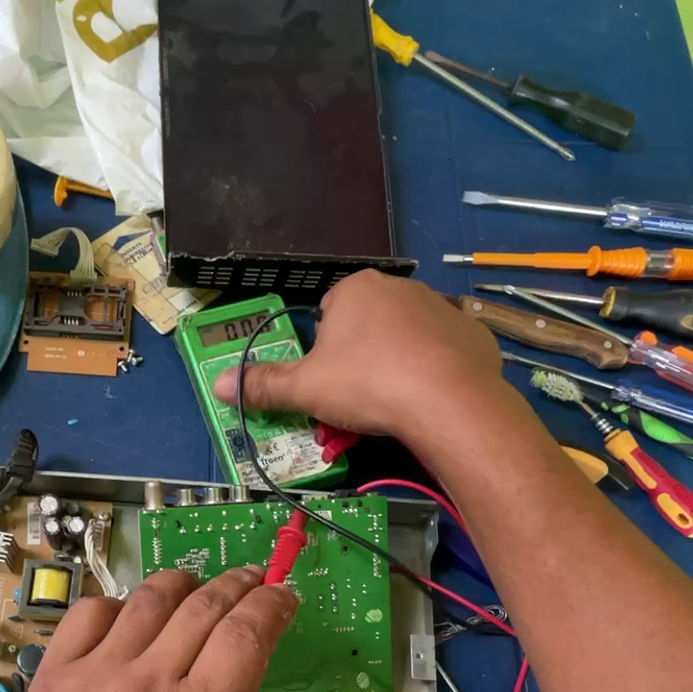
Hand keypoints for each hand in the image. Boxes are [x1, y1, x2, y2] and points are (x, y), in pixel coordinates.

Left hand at [0, 566, 297, 691]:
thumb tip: (244, 656)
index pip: (246, 635)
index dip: (274, 605)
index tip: (285, 596)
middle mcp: (145, 686)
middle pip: (205, 605)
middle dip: (241, 583)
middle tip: (254, 580)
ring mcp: (94, 674)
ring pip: (151, 595)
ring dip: (186, 583)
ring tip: (198, 590)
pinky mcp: (55, 672)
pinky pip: (92, 610)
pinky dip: (121, 605)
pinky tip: (132, 620)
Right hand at [212, 269, 513, 439]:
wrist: (448, 401)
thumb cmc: (367, 384)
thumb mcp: (305, 389)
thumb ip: (263, 385)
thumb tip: (218, 384)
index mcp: (355, 289)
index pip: (328, 312)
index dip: (323, 349)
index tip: (328, 380)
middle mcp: (400, 287)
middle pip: (367, 324)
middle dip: (359, 359)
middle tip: (356, 399)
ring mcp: (441, 307)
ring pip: (406, 338)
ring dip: (396, 364)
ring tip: (394, 404)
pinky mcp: (473, 333)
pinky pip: (443, 353)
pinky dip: (434, 372)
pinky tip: (429, 400)